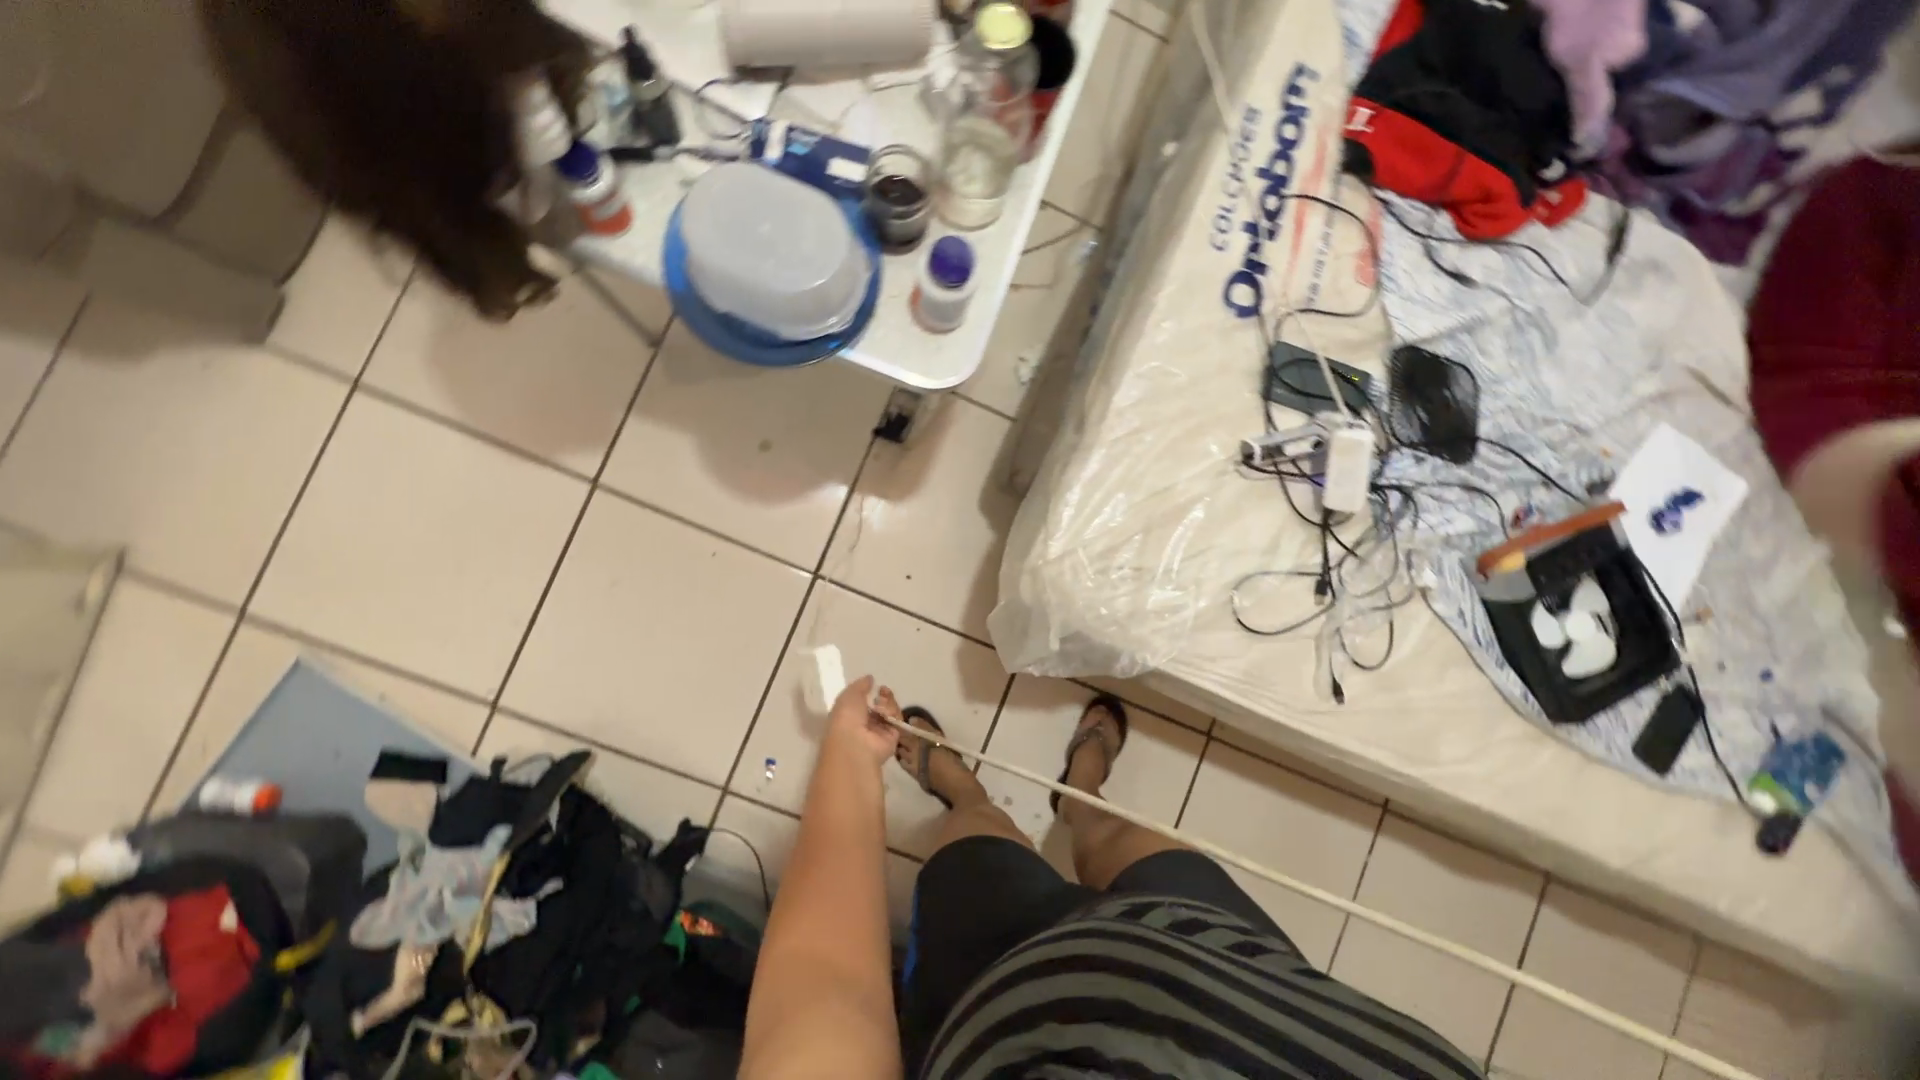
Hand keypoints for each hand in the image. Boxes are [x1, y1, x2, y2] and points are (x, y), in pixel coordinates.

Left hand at [825, 675, 900, 768]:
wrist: (855, 742)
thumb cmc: (846, 717)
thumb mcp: (849, 695)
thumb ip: (860, 685)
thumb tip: (870, 678)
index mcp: (851, 715)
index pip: (865, 701)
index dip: (870, 691)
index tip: (874, 684)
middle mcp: (866, 723)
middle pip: (880, 704)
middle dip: (883, 695)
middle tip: (882, 691)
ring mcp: (880, 731)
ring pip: (890, 710)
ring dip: (888, 703)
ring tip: (881, 704)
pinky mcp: (893, 737)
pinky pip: (897, 719)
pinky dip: (893, 712)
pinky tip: (886, 712)